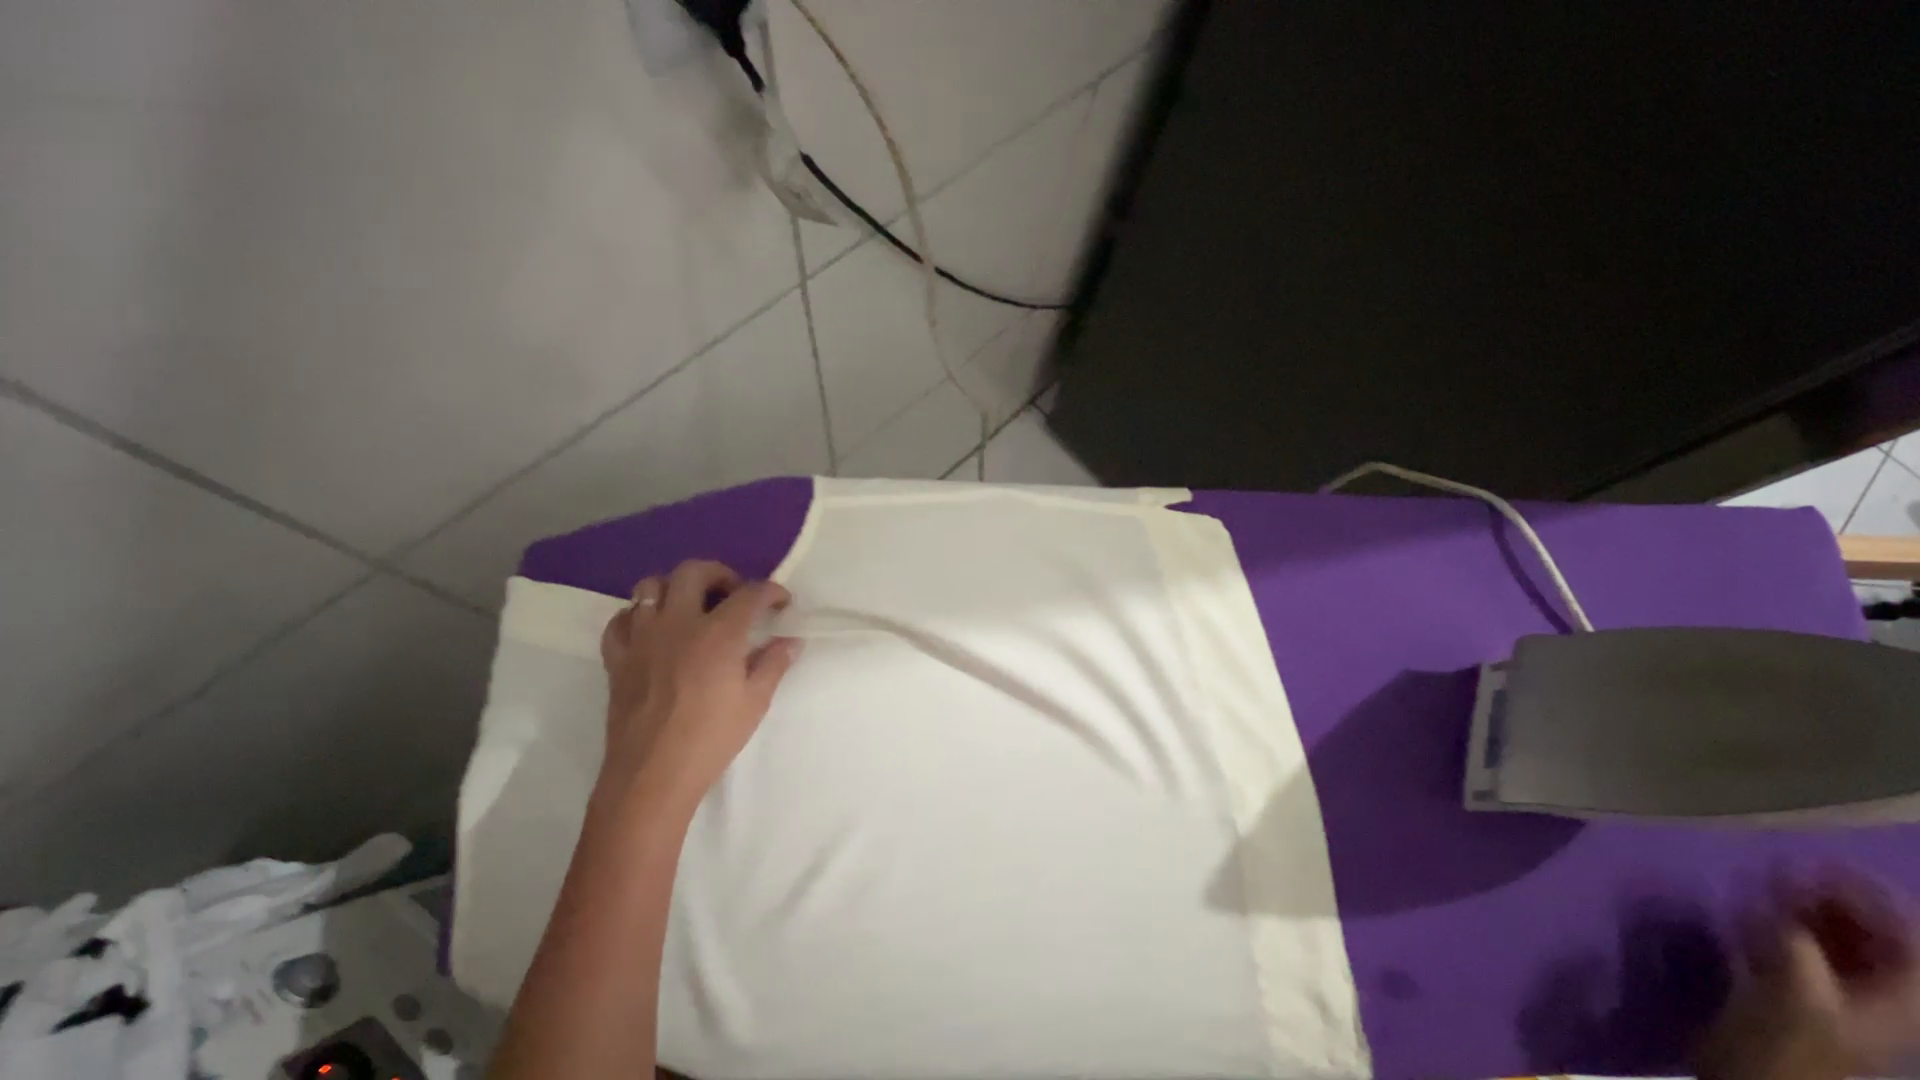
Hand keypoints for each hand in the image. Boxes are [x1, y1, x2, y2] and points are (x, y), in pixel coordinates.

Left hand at [597, 559, 799, 812]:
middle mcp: (678, 622)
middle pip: (694, 571)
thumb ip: (773, 664)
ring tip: (690, 607)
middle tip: (733, 595)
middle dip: (719, 574)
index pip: (749, 593)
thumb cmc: (711, 739)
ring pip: (651, 586)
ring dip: (674, 588)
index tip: (781, 603)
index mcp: (718, 632)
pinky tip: (652, 631)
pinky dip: (637, 616)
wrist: (652, 774)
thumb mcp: (755, 703)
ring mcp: (642, 637)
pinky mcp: (617, 656)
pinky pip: (621, 619)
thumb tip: (790, 641)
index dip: (770, 592)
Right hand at [1698, 872, 1919, 1079]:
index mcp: (1899, 1000)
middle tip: (1790, 870)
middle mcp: (1878, 996)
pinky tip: (1749, 915)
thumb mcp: (1796, 995)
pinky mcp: (1796, 998)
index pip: (1911, 938)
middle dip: (1833, 899)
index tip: (1826, 864)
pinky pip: (1799, 951)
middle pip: (1872, 936)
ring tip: (1766, 885)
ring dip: (1801, 910)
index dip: (1876, 898)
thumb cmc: (1786, 1048)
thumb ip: (1794, 943)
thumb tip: (1776, 908)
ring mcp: (1837, 998)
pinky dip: (1778, 927)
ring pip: (1834, 942)